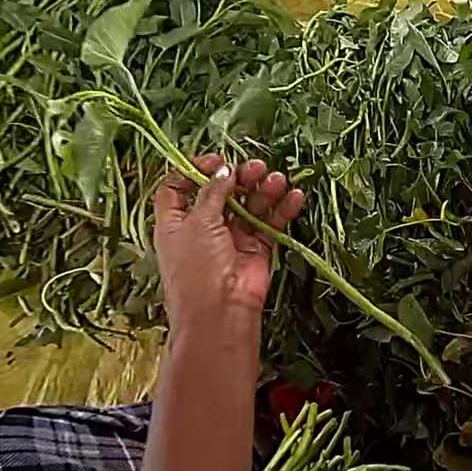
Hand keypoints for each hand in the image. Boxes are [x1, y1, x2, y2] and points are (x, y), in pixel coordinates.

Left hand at [154, 155, 303, 339]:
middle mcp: (204, 228)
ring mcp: (232, 237)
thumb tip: (224, 170)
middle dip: (239, 178)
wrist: (221, 310)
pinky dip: (283, 209)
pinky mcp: (258, 247)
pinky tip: (294, 196)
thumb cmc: (197, 269)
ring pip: (250, 206)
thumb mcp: (197, 224)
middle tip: (255, 168)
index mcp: (177, 222)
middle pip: (222, 193)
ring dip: (264, 191)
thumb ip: (213, 193)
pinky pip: (272, 222)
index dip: (195, 171)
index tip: (217, 160)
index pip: (180, 188)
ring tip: (278, 180)